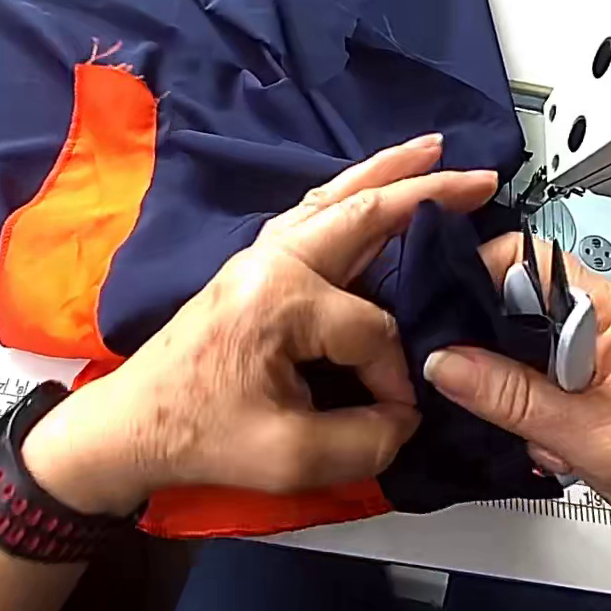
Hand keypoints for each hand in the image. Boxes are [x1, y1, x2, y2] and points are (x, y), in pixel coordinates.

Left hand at [22, 134, 500, 516]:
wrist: (131, 425)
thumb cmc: (198, 438)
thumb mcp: (292, 457)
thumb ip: (369, 439)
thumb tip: (407, 414)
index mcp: (282, 299)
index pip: (372, 330)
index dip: (395, 377)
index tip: (394, 414)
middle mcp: (270, 262)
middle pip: (359, 214)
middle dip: (424, 191)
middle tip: (479, 177)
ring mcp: (254, 259)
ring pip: (329, 203)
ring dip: (381, 176)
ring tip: (429, 153)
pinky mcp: (246, 270)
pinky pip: (306, 220)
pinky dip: (343, 200)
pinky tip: (362, 196)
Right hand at [422, 235, 610, 570]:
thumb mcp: (593, 435)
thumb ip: (512, 397)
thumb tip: (444, 362)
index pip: (524, 261)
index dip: (473, 276)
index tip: (438, 311)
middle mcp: (595, 321)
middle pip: (505, 303)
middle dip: (482, 347)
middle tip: (479, 388)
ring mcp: (582, 349)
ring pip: (507, 345)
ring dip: (502, 386)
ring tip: (531, 426)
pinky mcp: (573, 376)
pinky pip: (519, 374)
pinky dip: (516, 404)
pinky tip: (542, 435)